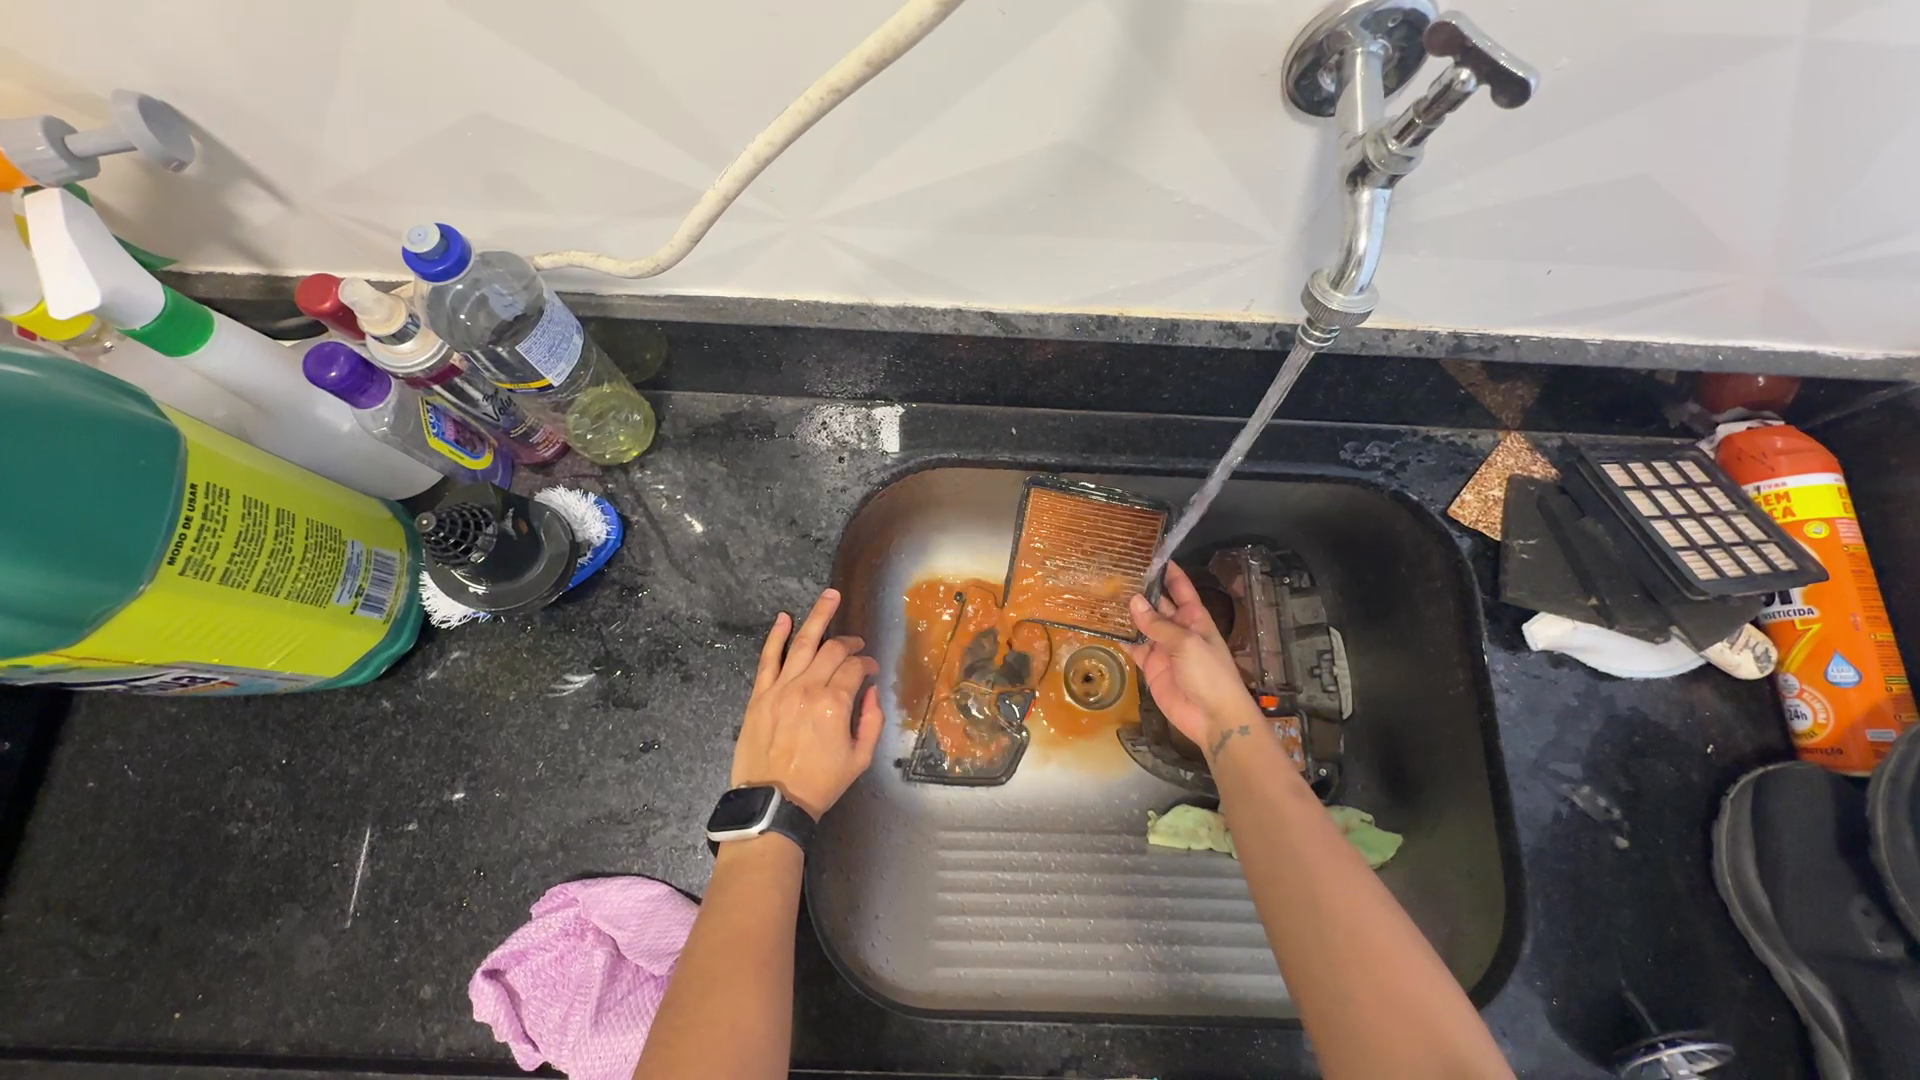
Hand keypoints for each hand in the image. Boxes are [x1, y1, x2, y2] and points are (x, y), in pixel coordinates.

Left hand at [730, 588, 883, 818]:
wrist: (773, 803)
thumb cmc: (821, 783)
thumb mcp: (860, 758)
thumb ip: (872, 722)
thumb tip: (871, 694)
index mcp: (835, 704)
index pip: (855, 669)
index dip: (867, 664)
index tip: (871, 671)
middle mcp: (808, 688)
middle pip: (832, 650)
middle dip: (849, 643)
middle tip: (856, 644)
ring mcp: (780, 689)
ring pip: (803, 643)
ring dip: (818, 616)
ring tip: (830, 596)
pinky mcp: (760, 695)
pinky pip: (768, 658)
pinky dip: (777, 635)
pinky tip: (785, 618)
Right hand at [1124, 562, 1263, 756]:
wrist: (1212, 716)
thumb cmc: (1209, 674)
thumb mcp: (1186, 643)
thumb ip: (1158, 624)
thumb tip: (1134, 602)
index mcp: (1195, 618)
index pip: (1182, 589)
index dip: (1169, 573)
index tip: (1152, 555)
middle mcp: (1178, 629)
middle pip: (1158, 605)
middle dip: (1142, 591)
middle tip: (1117, 573)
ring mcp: (1164, 648)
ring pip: (1143, 625)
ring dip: (1128, 613)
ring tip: (1106, 595)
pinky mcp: (1151, 667)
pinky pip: (1135, 648)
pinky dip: (1122, 639)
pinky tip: (1106, 626)